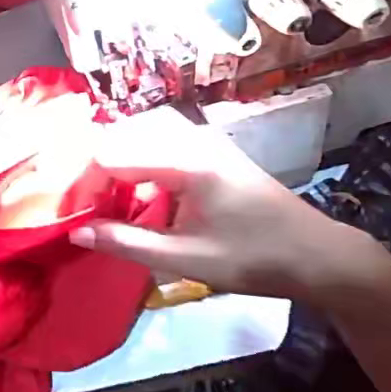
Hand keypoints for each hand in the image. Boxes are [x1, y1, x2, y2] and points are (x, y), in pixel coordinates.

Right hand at [68, 107, 390, 305]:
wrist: (318, 255)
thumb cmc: (253, 259)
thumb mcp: (185, 259)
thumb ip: (126, 243)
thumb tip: (76, 232)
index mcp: (186, 161)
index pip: (110, 156)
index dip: (84, 184)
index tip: (72, 215)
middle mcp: (192, 138)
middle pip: (121, 134)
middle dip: (94, 168)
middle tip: (84, 206)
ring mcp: (204, 139)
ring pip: (140, 132)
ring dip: (116, 160)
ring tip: (104, 196)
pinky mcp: (211, 148)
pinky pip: (160, 139)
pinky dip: (137, 158)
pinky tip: (137, 187)